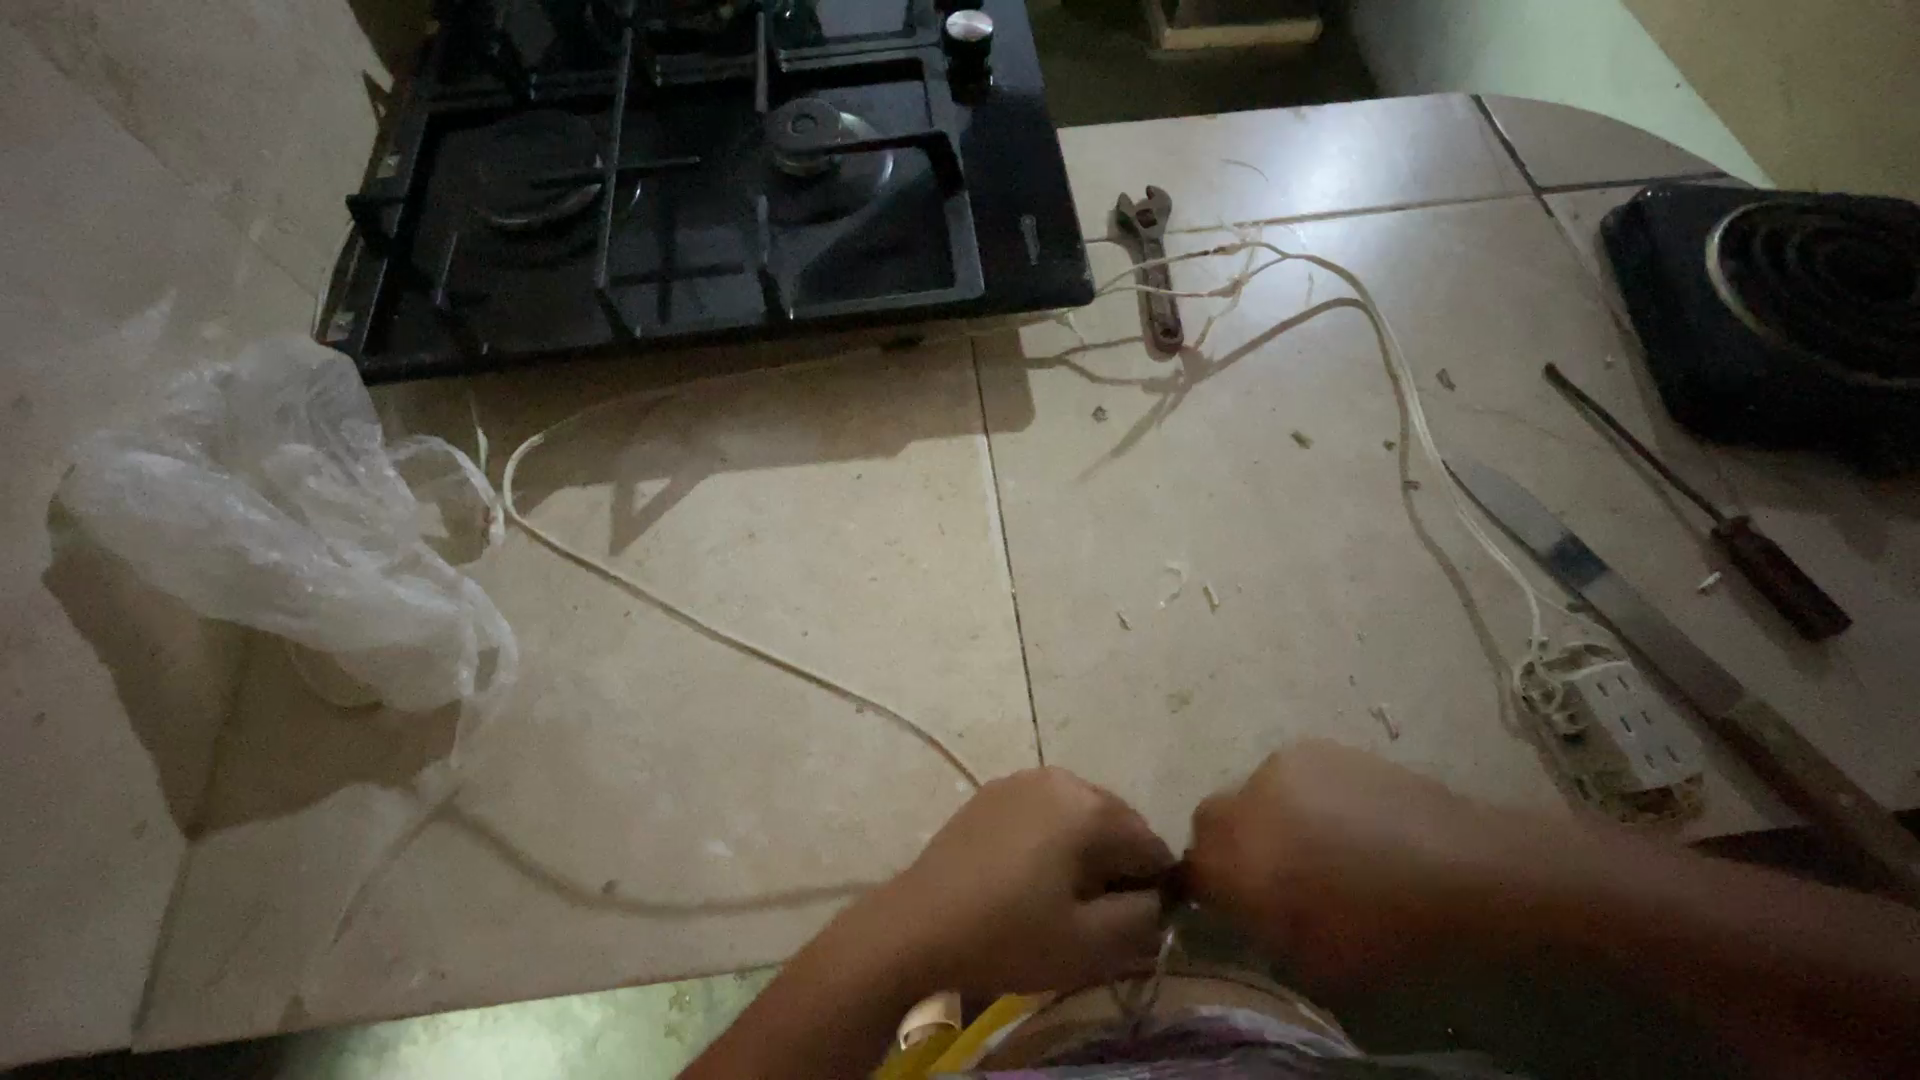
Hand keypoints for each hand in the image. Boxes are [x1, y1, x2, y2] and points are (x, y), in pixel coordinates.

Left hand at [859, 767, 1174, 995]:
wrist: (918, 925)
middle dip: (1119, 865)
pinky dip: (1052, 838)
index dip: (1152, 890)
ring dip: (1085, 850)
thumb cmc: (1008, 935)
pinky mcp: (991, 793)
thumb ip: (1142, 918)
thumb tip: (1155, 899)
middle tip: (1097, 914)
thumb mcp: (1090, 945)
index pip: (1151, 846)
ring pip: (1079, 814)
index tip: (1131, 925)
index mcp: (1090, 808)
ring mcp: (1021, 780)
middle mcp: (1060, 779)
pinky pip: (1044, 812)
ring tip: (1061, 896)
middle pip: (1116, 822)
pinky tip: (1029, 876)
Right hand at [1186, 740, 1554, 985]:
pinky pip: (1288, 776)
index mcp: (1231, 864)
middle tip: (1277, 870)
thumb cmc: (1381, 931)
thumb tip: (1247, 911)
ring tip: (1322, 841)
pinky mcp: (1310, 748)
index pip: (1190, 869)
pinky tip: (1348, 817)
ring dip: (1270, 816)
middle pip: (1210, 821)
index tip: (1236, 900)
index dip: (1210, 886)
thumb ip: (1260, 930)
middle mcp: (1238, 807)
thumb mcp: (1309, 962)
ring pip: (1252, 794)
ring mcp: (1273, 770)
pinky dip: (1303, 795)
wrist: (1455, 868)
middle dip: (1232, 843)